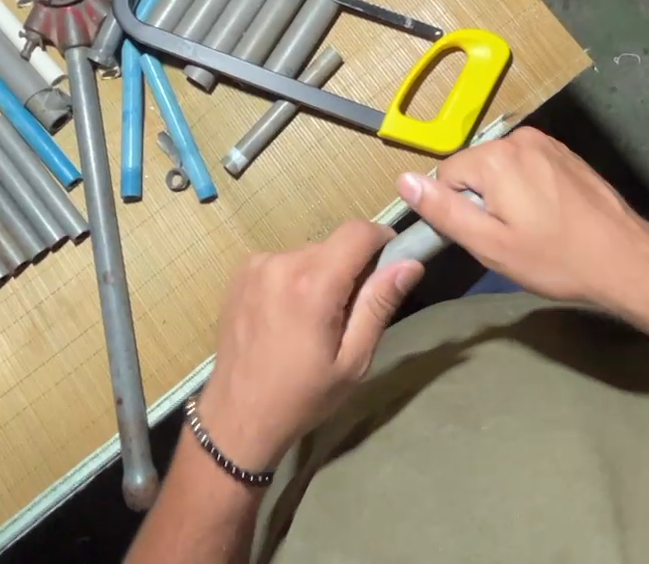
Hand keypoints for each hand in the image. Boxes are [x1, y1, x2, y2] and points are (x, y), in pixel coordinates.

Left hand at [196, 221, 423, 472]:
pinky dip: (294, 279)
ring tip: (312, 320)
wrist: (237, 416)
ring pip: (309, 253)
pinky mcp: (241, 272)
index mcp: (313, 283)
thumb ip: (379, 305)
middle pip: (333, 245)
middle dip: (349, 268)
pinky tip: (286, 315)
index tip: (389, 264)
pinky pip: (284, 262)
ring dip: (320, 274)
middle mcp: (282, 262)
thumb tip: (410, 263)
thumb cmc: (302, 396)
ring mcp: (257, 265)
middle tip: (348, 313)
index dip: (381, 240)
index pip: (358, 231)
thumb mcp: (353, 360)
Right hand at [397, 127, 648, 307]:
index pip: (446, 174)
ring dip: (505, 193)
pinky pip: (527, 164)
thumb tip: (403, 180)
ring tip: (532, 227)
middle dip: (482, 199)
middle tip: (510, 236)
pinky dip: (528, 186)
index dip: (457, 209)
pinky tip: (550, 214)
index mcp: (495, 158)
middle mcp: (518, 138)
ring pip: (500, 166)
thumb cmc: (553, 258)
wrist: (625, 259)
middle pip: (474, 167)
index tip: (484, 235)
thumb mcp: (490, 244)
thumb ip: (444, 210)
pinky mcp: (565, 151)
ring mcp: (545, 141)